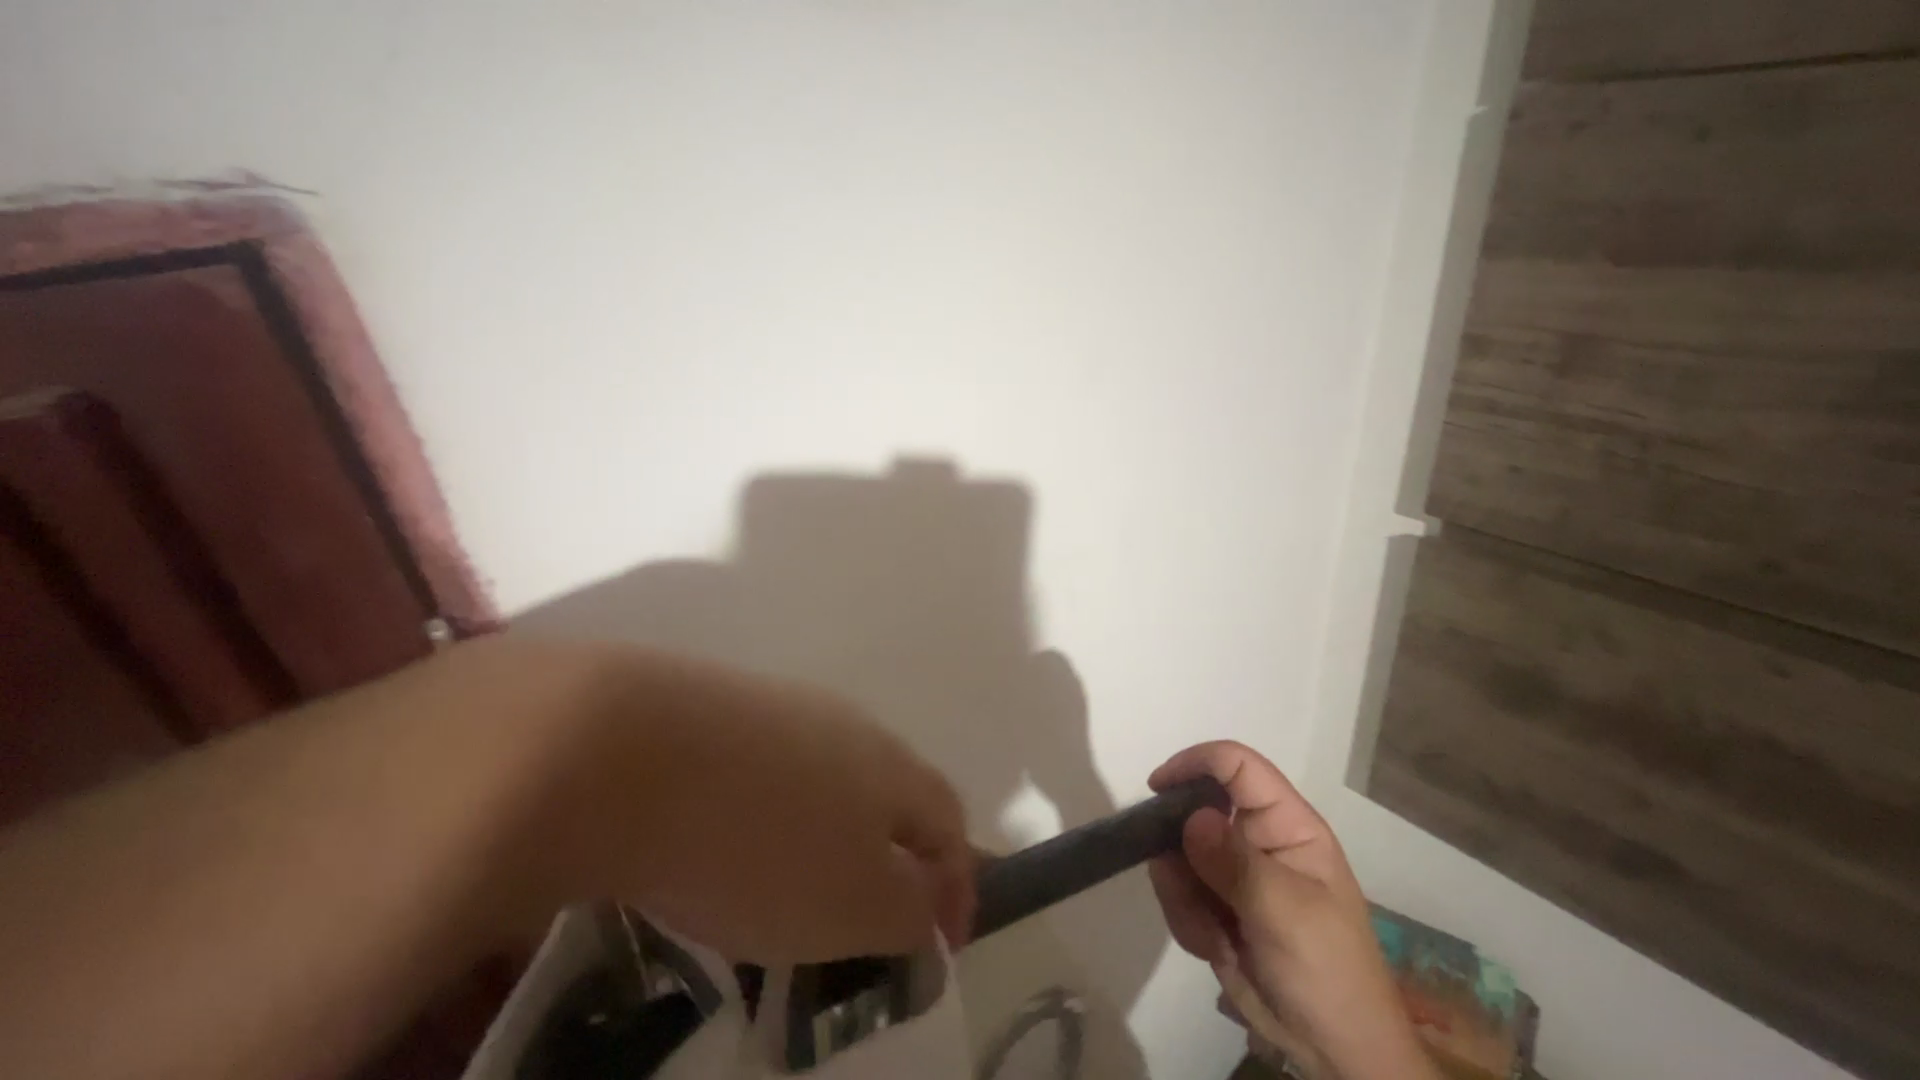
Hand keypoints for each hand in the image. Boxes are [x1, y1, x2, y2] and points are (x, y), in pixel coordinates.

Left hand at [509, 641, 975, 964]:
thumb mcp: (852, 907)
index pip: (950, 825)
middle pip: (888, 795)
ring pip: (822, 782)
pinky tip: (727, 848)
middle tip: (871, 918)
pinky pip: (761, 776)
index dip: (956, 888)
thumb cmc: (758, 844)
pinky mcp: (710, 711)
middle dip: (891, 859)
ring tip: (795, 893)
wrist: (620, 750)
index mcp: (892, 768)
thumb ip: (906, 915)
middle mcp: (845, 727)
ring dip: (825, 839)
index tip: (940, 950)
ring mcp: (774, 711)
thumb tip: (927, 913)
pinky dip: (764, 821)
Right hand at [1146, 742, 1436, 1079]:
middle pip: (1193, 812)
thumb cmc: (1326, 970)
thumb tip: (1190, 816)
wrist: (1333, 1048)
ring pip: (1177, 858)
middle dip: (1181, 856)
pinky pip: (1177, 895)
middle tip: (1190, 894)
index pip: (1237, 766)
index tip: (1156, 790)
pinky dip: (1187, 923)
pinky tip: (1216, 949)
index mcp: (1287, 826)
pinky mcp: (1216, 906)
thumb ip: (1235, 862)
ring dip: (1184, 899)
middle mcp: (1256, 840)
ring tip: (1214, 935)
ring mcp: (1233, 874)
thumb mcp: (1286, 912)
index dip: (1197, 764)